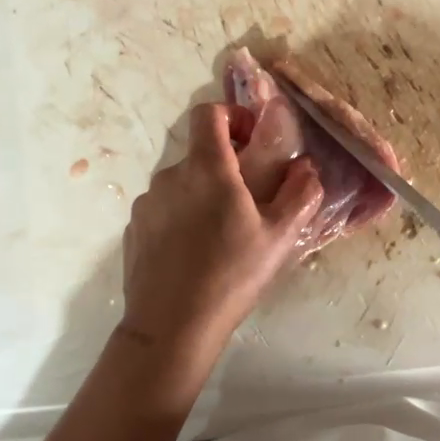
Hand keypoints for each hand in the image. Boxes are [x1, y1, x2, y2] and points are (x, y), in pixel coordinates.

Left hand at [121, 103, 322, 356]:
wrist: (172, 326)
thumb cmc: (232, 275)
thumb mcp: (280, 236)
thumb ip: (300, 194)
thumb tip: (305, 167)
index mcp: (207, 168)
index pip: (210, 113)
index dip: (232, 116)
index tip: (252, 141)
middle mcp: (171, 176)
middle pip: (200, 153)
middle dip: (226, 166)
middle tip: (250, 201)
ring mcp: (147, 203)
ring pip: (182, 184)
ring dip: (204, 194)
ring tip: (223, 234)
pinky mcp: (134, 229)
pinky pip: (164, 209)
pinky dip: (182, 218)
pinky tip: (196, 253)